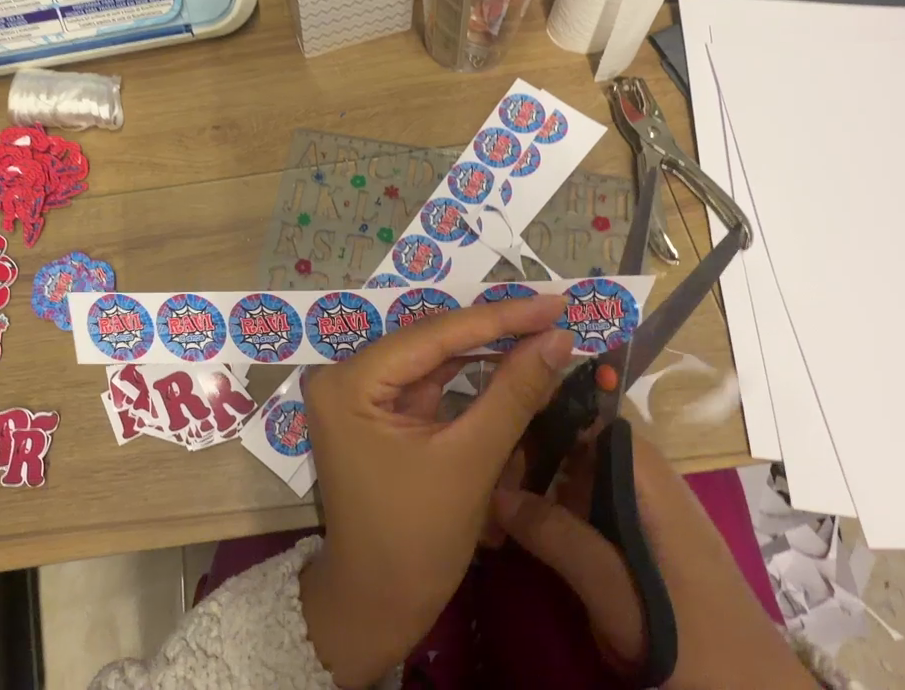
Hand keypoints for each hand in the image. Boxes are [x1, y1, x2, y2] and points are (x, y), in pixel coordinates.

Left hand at [298, 295, 573, 687]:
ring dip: (485, 348)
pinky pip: (428, 382)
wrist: (379, 602)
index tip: (557, 302)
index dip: (501, 317)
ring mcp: (359, 393)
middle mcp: (346, 375)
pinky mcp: (377, 411)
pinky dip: (469, 375)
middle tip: (556, 311)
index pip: (434, 335)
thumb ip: (513, 392)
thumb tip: (558, 336)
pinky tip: (508, 358)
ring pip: (432, 358)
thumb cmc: (418, 538)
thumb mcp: (471, 460)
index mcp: (349, 381)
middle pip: (431, 340)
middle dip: (495, 328)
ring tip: (541, 327)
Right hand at [493, 429, 815, 689]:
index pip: (582, 409)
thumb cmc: (694, 639)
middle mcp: (639, 476)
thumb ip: (561, 539)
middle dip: (523, 448)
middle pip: (570, 438)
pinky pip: (581, 501)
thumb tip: (495, 492)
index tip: (486, 418)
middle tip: (474, 471)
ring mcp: (637, 505)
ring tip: (483, 495)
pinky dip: (548, 506)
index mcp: (643, 472)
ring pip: (571, 470)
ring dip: (531, 478)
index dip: (534, 406)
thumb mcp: (618, 593)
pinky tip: (514, 525)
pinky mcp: (632, 534)